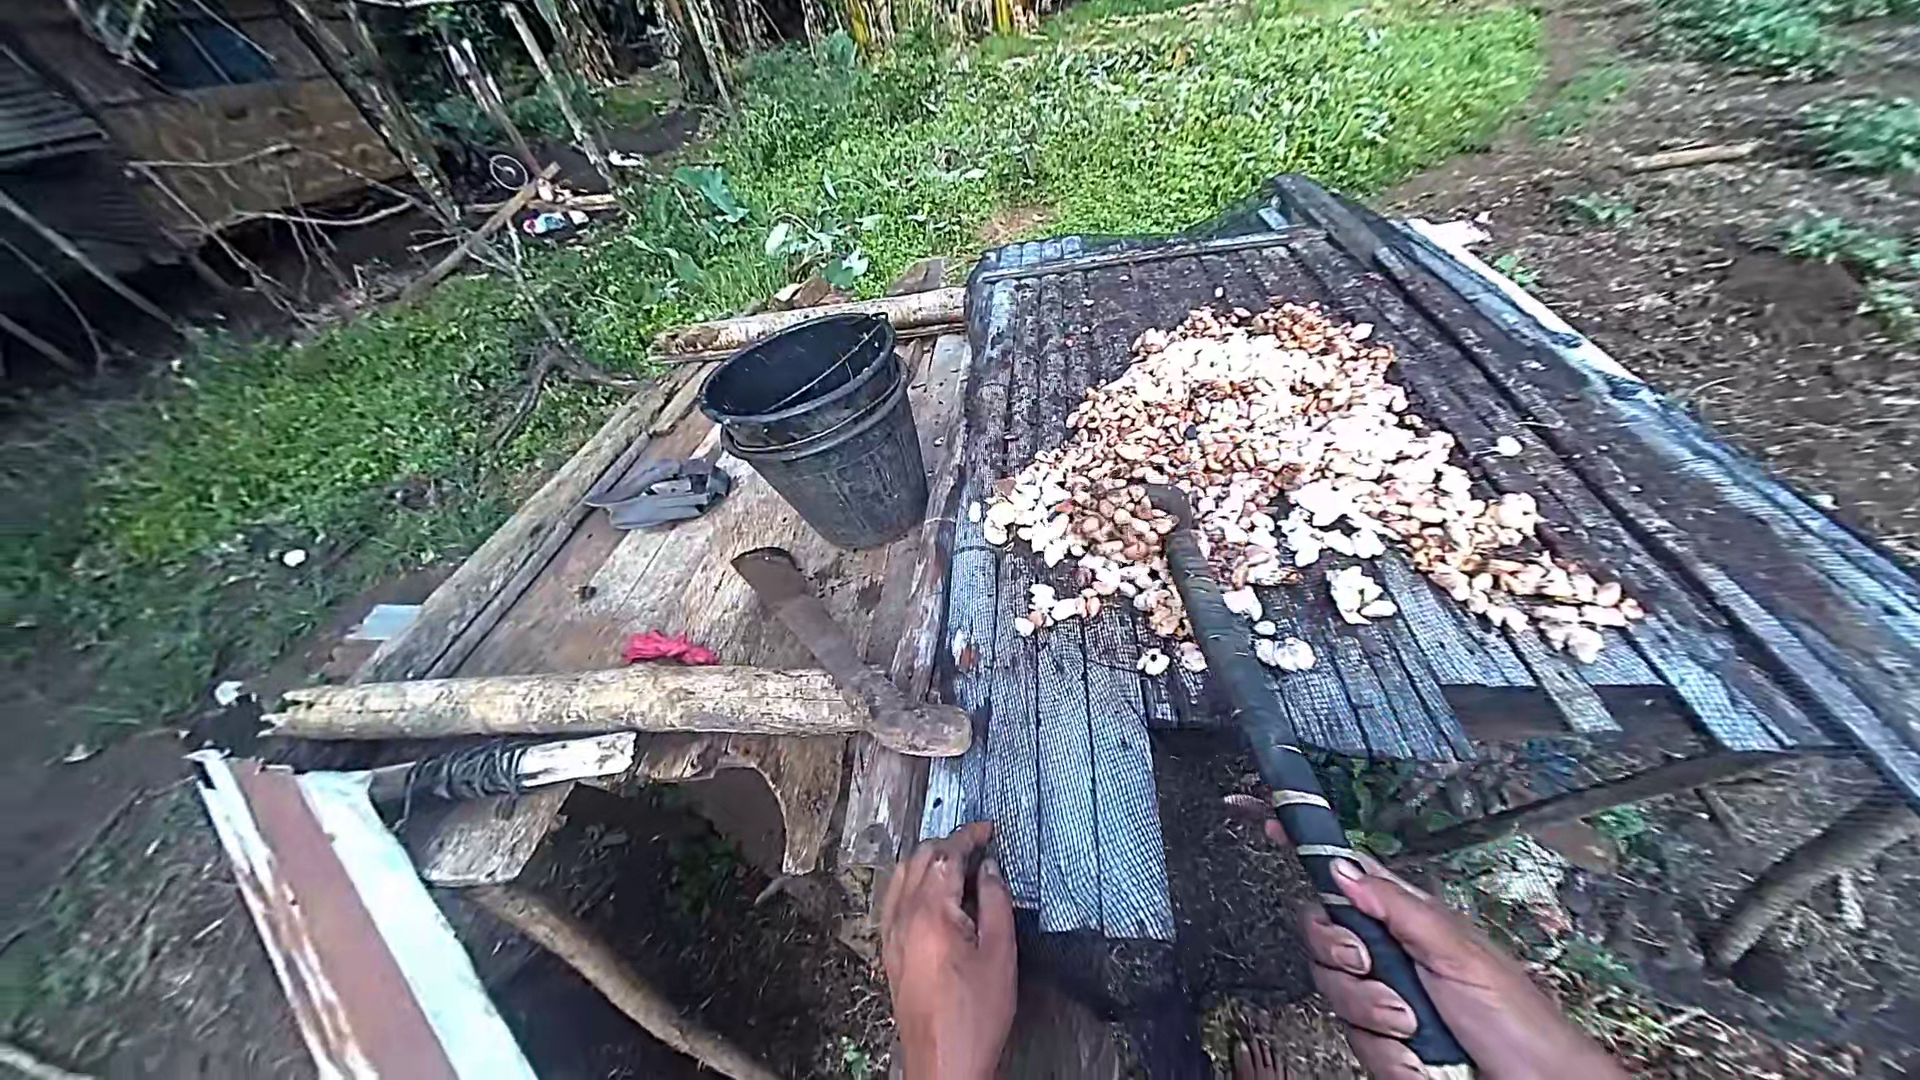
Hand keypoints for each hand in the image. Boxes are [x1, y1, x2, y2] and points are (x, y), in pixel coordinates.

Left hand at [880, 821, 1016, 1079]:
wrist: (943, 1067)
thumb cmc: (975, 1014)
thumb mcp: (1000, 953)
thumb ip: (996, 900)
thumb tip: (989, 868)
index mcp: (930, 910)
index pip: (947, 853)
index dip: (968, 835)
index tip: (987, 829)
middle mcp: (903, 914)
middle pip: (921, 856)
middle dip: (950, 845)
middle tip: (980, 850)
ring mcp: (891, 931)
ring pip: (904, 872)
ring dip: (930, 859)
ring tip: (960, 867)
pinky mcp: (888, 948)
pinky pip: (895, 895)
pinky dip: (914, 880)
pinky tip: (933, 892)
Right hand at [1298, 856, 1625, 1079]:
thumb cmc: (1520, 1024)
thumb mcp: (1457, 951)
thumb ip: (1395, 906)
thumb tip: (1338, 866)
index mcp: (1399, 915)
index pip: (1340, 870)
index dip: (1305, 848)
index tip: (1269, 824)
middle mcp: (1381, 950)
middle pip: (1317, 929)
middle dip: (1337, 952)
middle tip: (1366, 963)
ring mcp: (1378, 995)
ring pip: (1331, 985)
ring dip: (1371, 1010)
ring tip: (1413, 1025)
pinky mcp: (1381, 1041)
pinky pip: (1354, 1037)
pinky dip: (1388, 1054)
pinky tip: (1419, 1057)